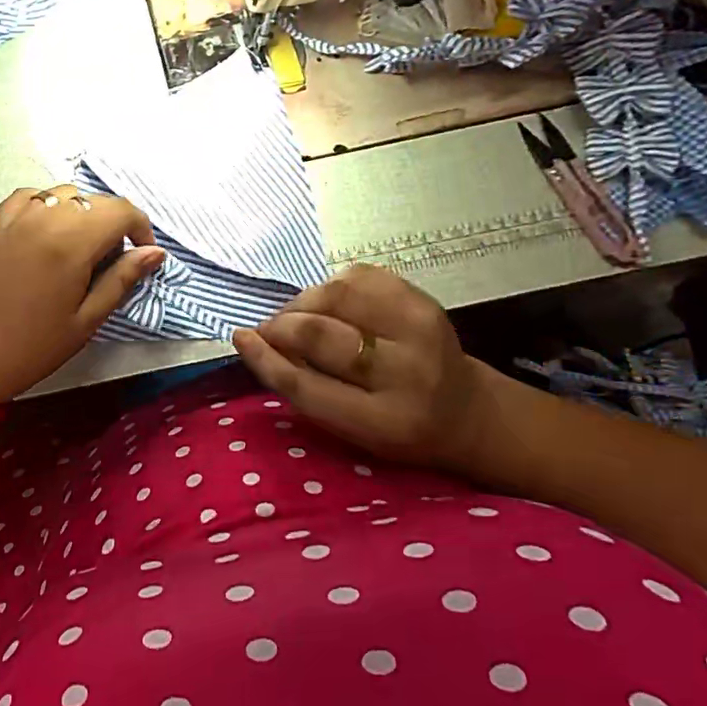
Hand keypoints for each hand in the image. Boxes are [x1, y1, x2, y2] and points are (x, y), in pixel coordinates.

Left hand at [0, 186, 164, 400]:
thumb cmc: (34, 346)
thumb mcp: (88, 319)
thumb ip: (123, 279)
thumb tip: (155, 253)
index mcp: (71, 242)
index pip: (121, 211)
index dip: (141, 228)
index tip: (143, 255)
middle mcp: (44, 219)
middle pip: (95, 200)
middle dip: (115, 223)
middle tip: (114, 260)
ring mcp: (16, 218)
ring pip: (64, 193)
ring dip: (84, 213)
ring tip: (83, 247)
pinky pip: (29, 196)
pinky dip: (48, 203)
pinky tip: (49, 228)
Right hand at [231, 264, 483, 470]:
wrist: (465, 410)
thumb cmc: (397, 428)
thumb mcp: (351, 429)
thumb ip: (305, 388)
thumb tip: (254, 340)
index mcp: (385, 422)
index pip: (307, 386)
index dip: (266, 359)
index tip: (241, 338)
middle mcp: (407, 372)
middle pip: (320, 334)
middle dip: (281, 326)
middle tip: (268, 329)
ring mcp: (420, 328)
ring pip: (336, 294)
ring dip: (303, 303)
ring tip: (298, 317)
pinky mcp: (421, 298)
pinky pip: (357, 276)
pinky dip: (330, 286)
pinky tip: (329, 304)